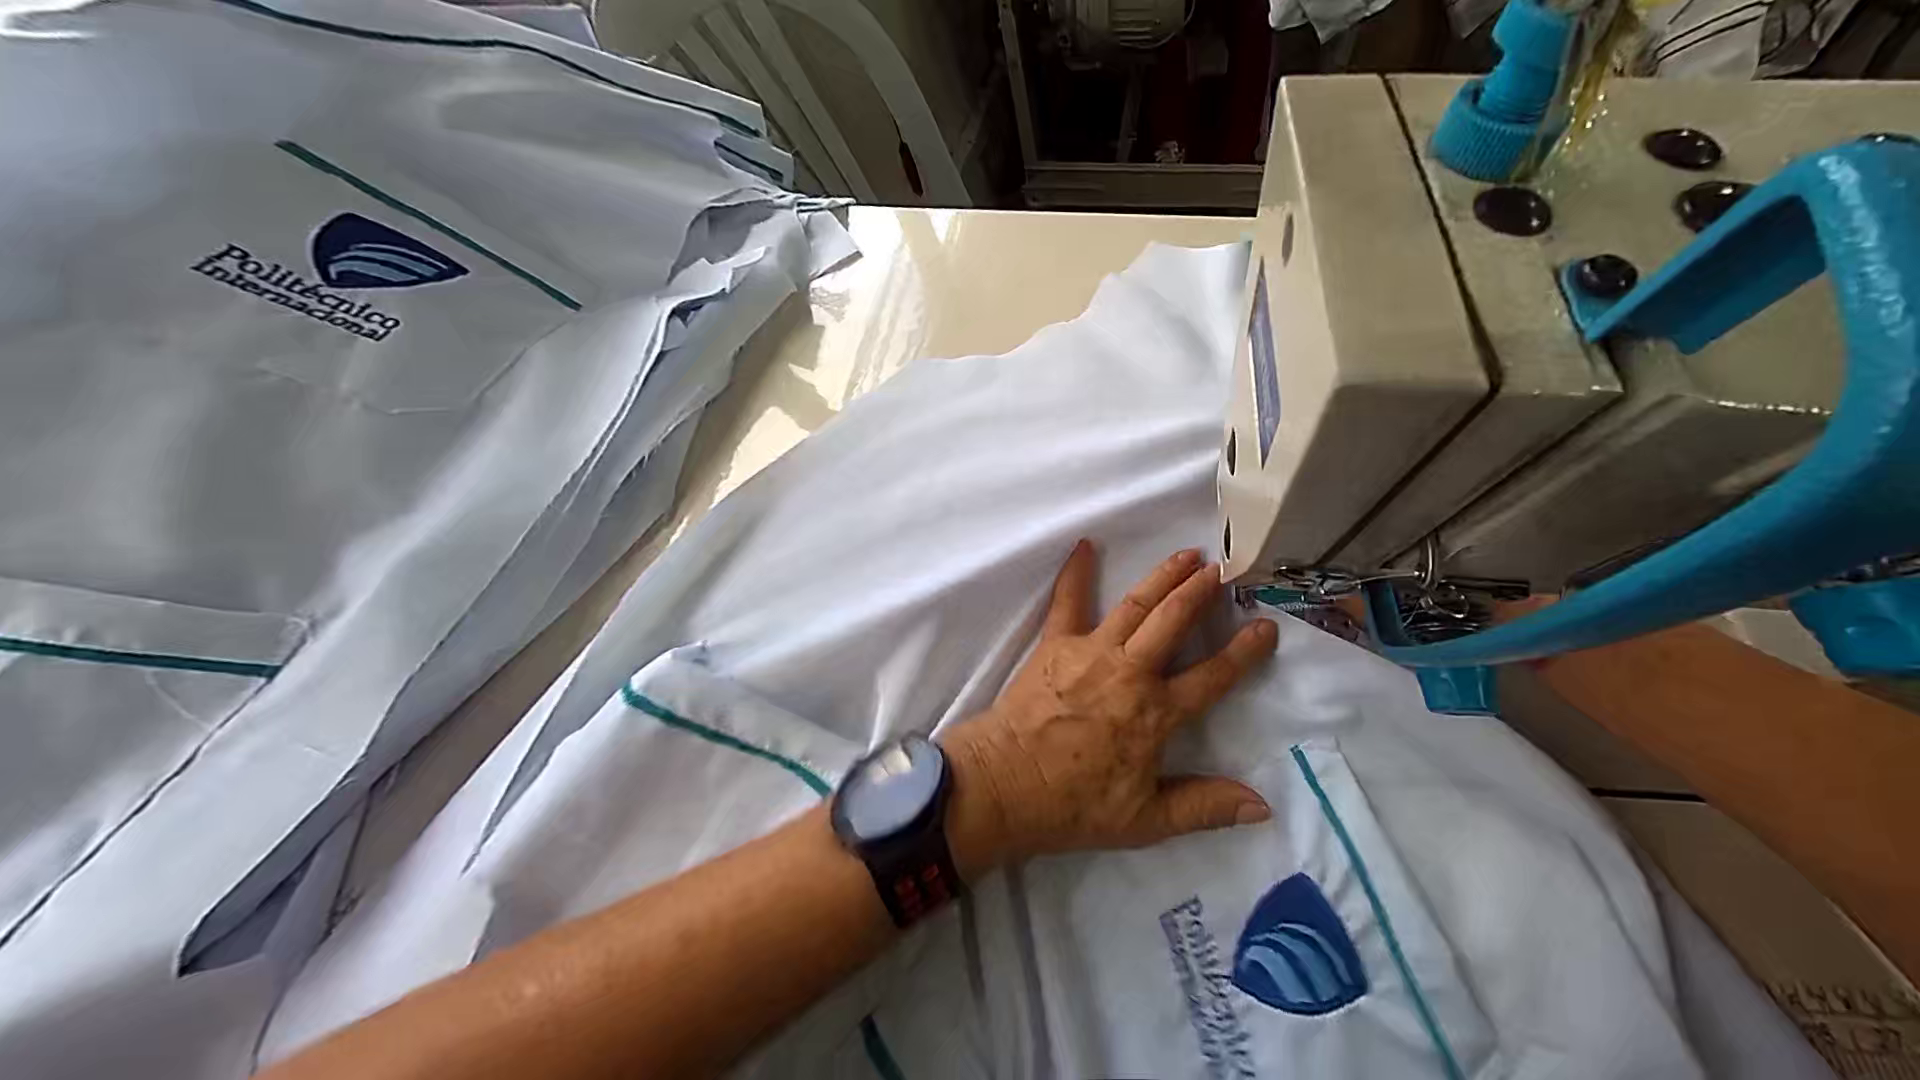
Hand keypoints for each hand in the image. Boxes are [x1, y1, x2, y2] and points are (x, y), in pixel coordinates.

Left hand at [942, 541, 1278, 877]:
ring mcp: (1090, 651)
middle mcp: (1129, 671)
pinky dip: (1075, 572)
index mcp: (1156, 712)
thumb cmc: (1074, 805)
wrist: (1006, 784)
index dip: (1243, 652)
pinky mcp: (1054, 644)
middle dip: (1201, 592)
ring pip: (1135, 605)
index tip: (1264, 626)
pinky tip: (1084, 545)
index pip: (1212, 676)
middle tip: (1222, 568)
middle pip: (1174, 621)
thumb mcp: (1147, 820)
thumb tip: (1263, 806)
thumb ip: (1205, 808)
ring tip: (1185, 555)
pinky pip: (1066, 601)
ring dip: (1162, 577)